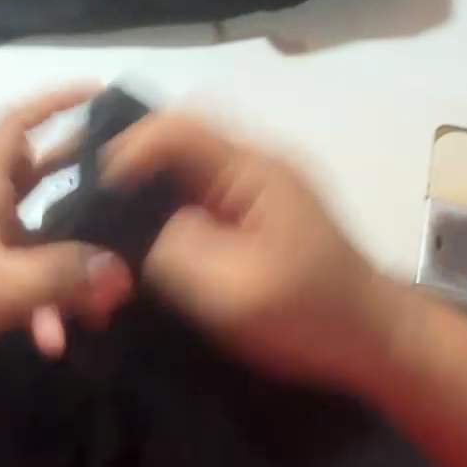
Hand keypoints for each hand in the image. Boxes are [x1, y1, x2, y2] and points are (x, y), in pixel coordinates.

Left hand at [0, 87, 133, 399]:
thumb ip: (59, 274)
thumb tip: (120, 268)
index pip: (15, 126)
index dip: (55, 102)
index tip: (99, 93)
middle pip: (40, 181)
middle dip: (85, 187)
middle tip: (129, 190)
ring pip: (42, 245)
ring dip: (71, 273)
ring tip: (102, 309)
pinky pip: (26, 287)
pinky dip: (45, 309)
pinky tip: (53, 342)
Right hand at [102, 112, 416, 389]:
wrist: (374, 338)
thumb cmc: (312, 316)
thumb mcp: (234, 291)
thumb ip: (175, 250)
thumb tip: (129, 226)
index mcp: (254, 170)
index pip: (178, 127)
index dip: (126, 148)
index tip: (92, 193)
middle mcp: (254, 164)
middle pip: (177, 137)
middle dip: (129, 164)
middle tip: (91, 205)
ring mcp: (256, 187)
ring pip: (183, 164)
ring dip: (144, 187)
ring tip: (109, 223)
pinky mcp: (254, 213)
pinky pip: (197, 193)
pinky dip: (164, 208)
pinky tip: (145, 241)